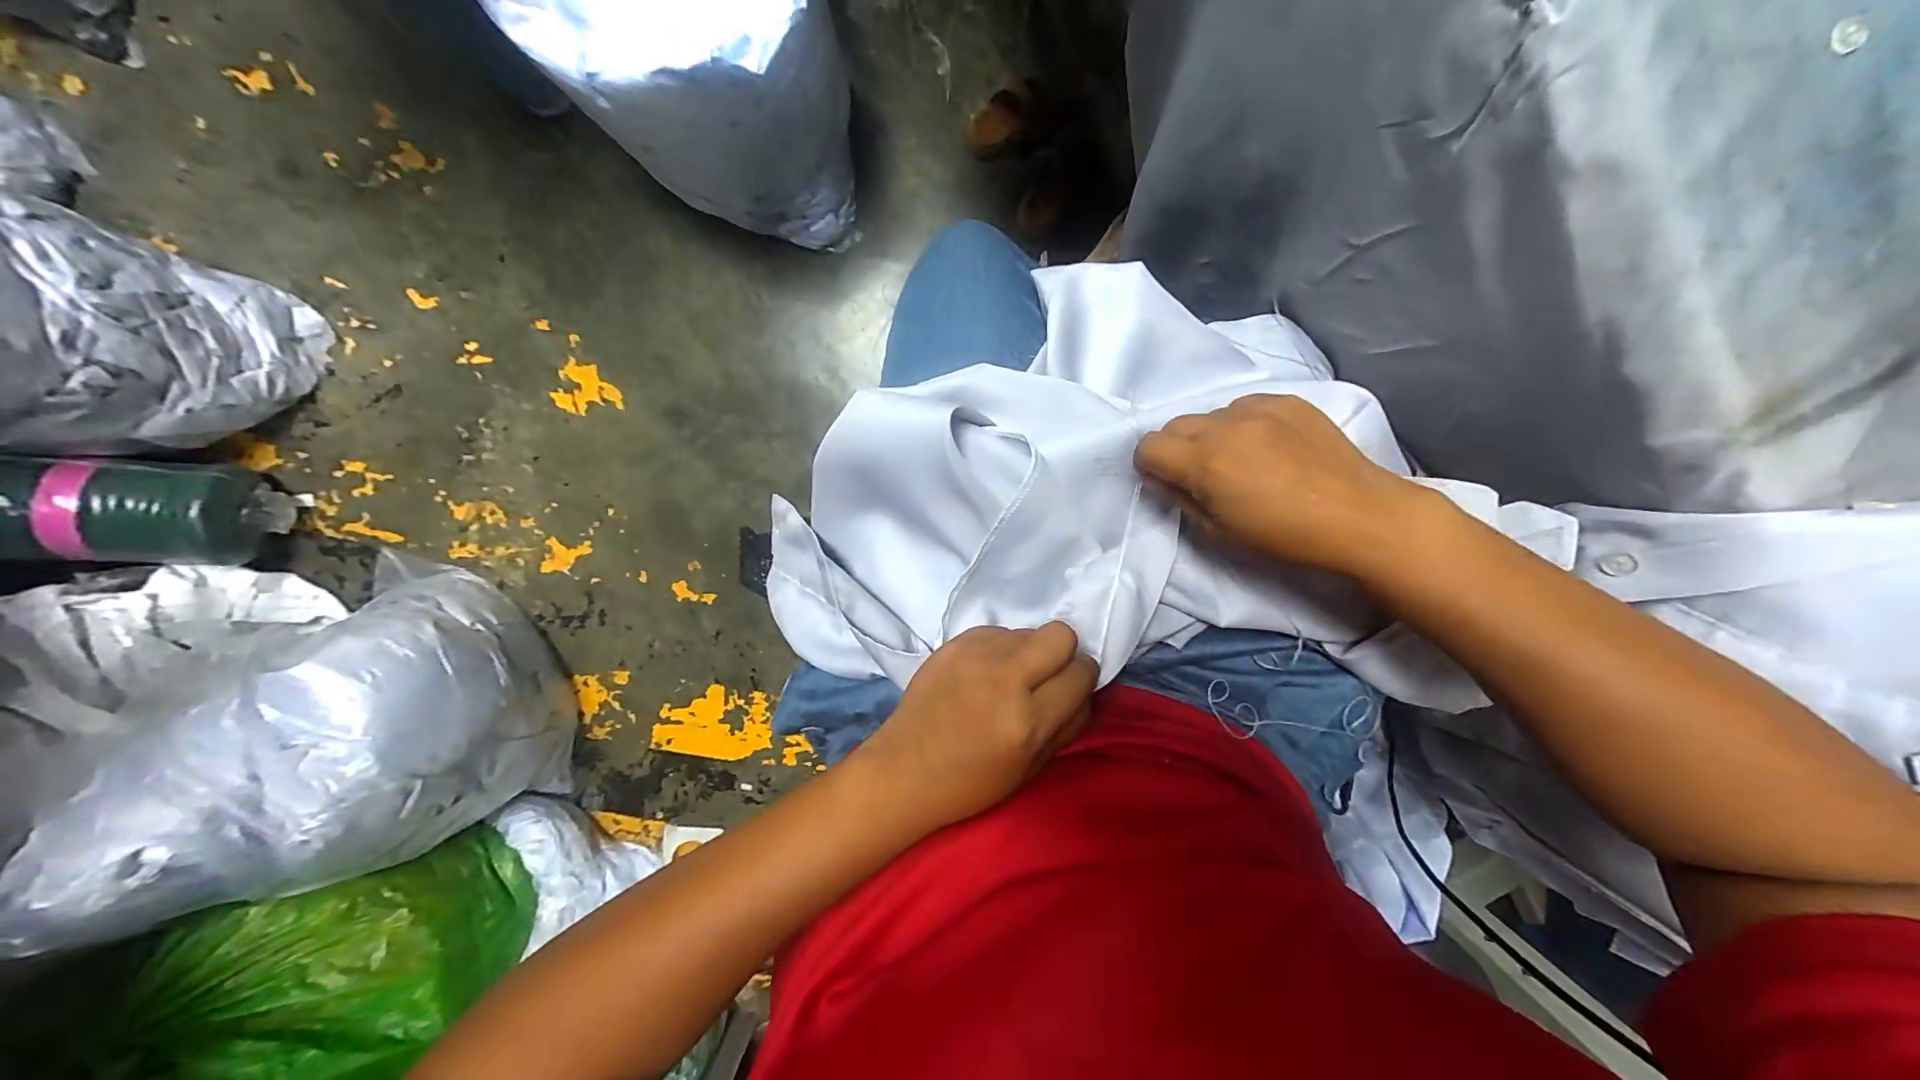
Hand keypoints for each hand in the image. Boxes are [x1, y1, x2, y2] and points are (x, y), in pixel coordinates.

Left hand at [847, 623, 1097, 832]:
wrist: (904, 770)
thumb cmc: (970, 783)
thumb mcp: (1032, 767)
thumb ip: (1067, 724)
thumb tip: (1086, 690)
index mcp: (1027, 721)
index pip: (1081, 673)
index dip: (1081, 680)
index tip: (1070, 688)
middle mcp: (1004, 679)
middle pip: (1060, 635)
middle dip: (1062, 654)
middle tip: (1045, 676)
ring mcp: (975, 656)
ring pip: (1027, 630)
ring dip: (1027, 651)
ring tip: (1007, 678)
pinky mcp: (953, 644)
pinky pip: (996, 631)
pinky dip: (998, 649)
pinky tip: (982, 673)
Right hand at [1134, 393, 1433, 575]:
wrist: (1358, 516)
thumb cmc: (1283, 536)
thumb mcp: (1218, 532)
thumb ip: (1181, 498)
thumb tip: (1162, 478)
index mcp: (1204, 462)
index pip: (1148, 446)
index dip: (1150, 466)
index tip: (1167, 481)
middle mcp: (1225, 426)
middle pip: (1175, 425)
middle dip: (1177, 449)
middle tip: (1203, 475)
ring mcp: (1259, 408)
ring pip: (1211, 414)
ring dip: (1212, 435)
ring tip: (1242, 460)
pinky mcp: (1289, 401)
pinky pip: (1246, 405)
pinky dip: (1245, 423)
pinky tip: (1270, 446)